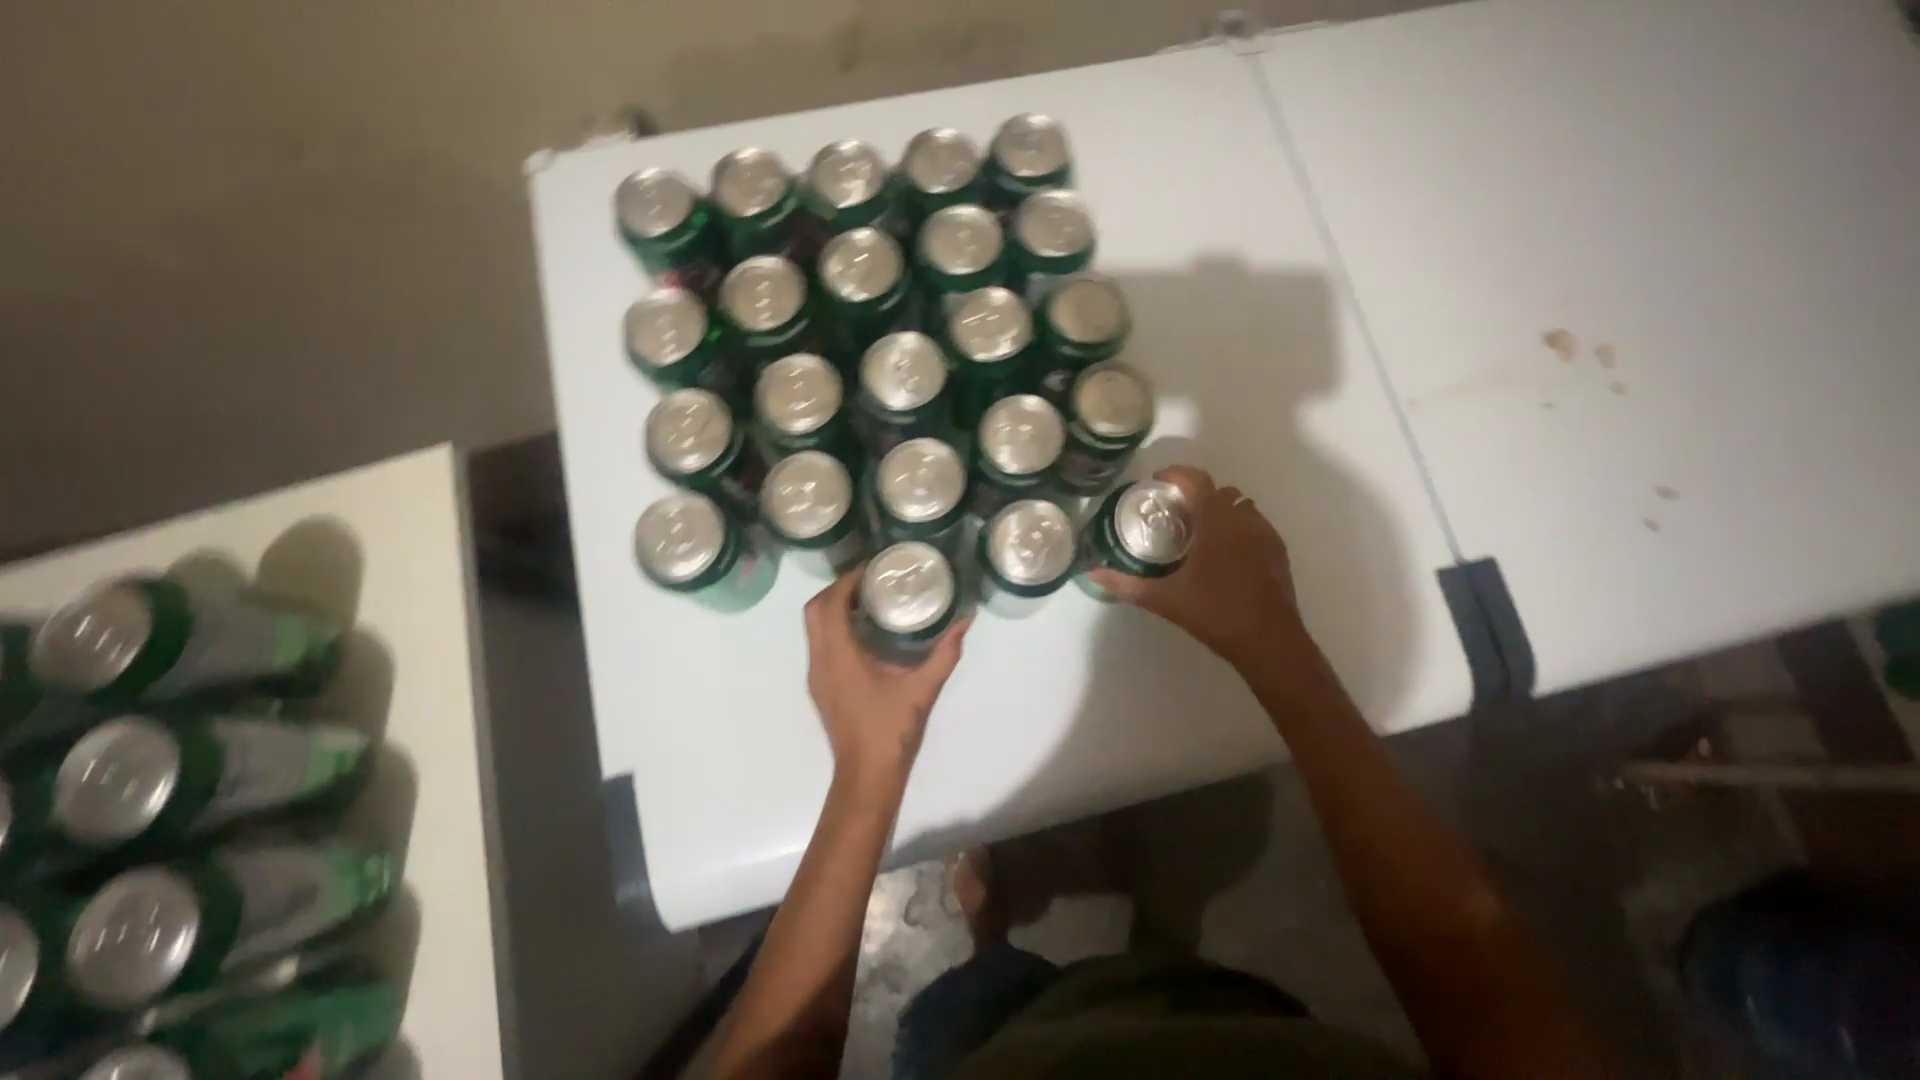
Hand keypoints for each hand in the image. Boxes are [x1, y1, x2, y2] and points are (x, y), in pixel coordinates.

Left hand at [804, 568, 970, 786]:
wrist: (867, 775)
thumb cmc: (891, 731)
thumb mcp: (923, 689)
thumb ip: (945, 653)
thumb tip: (966, 621)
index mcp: (839, 656)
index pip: (831, 604)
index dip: (847, 580)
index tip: (872, 567)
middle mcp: (820, 661)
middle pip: (815, 610)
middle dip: (837, 589)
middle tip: (869, 580)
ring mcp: (816, 676)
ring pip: (813, 628)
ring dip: (833, 608)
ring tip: (868, 599)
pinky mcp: (821, 687)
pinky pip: (819, 644)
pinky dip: (834, 627)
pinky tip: (864, 632)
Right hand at [1090, 466, 1309, 671]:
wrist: (1270, 641)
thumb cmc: (1215, 614)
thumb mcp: (1165, 600)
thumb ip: (1126, 585)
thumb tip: (1092, 574)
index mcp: (1216, 522)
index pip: (1196, 480)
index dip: (1175, 474)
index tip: (1156, 482)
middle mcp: (1243, 519)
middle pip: (1218, 490)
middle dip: (1195, 493)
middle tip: (1173, 512)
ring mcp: (1265, 533)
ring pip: (1240, 506)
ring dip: (1219, 509)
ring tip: (1199, 531)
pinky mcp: (1278, 550)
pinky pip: (1255, 524)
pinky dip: (1237, 527)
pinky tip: (1224, 554)